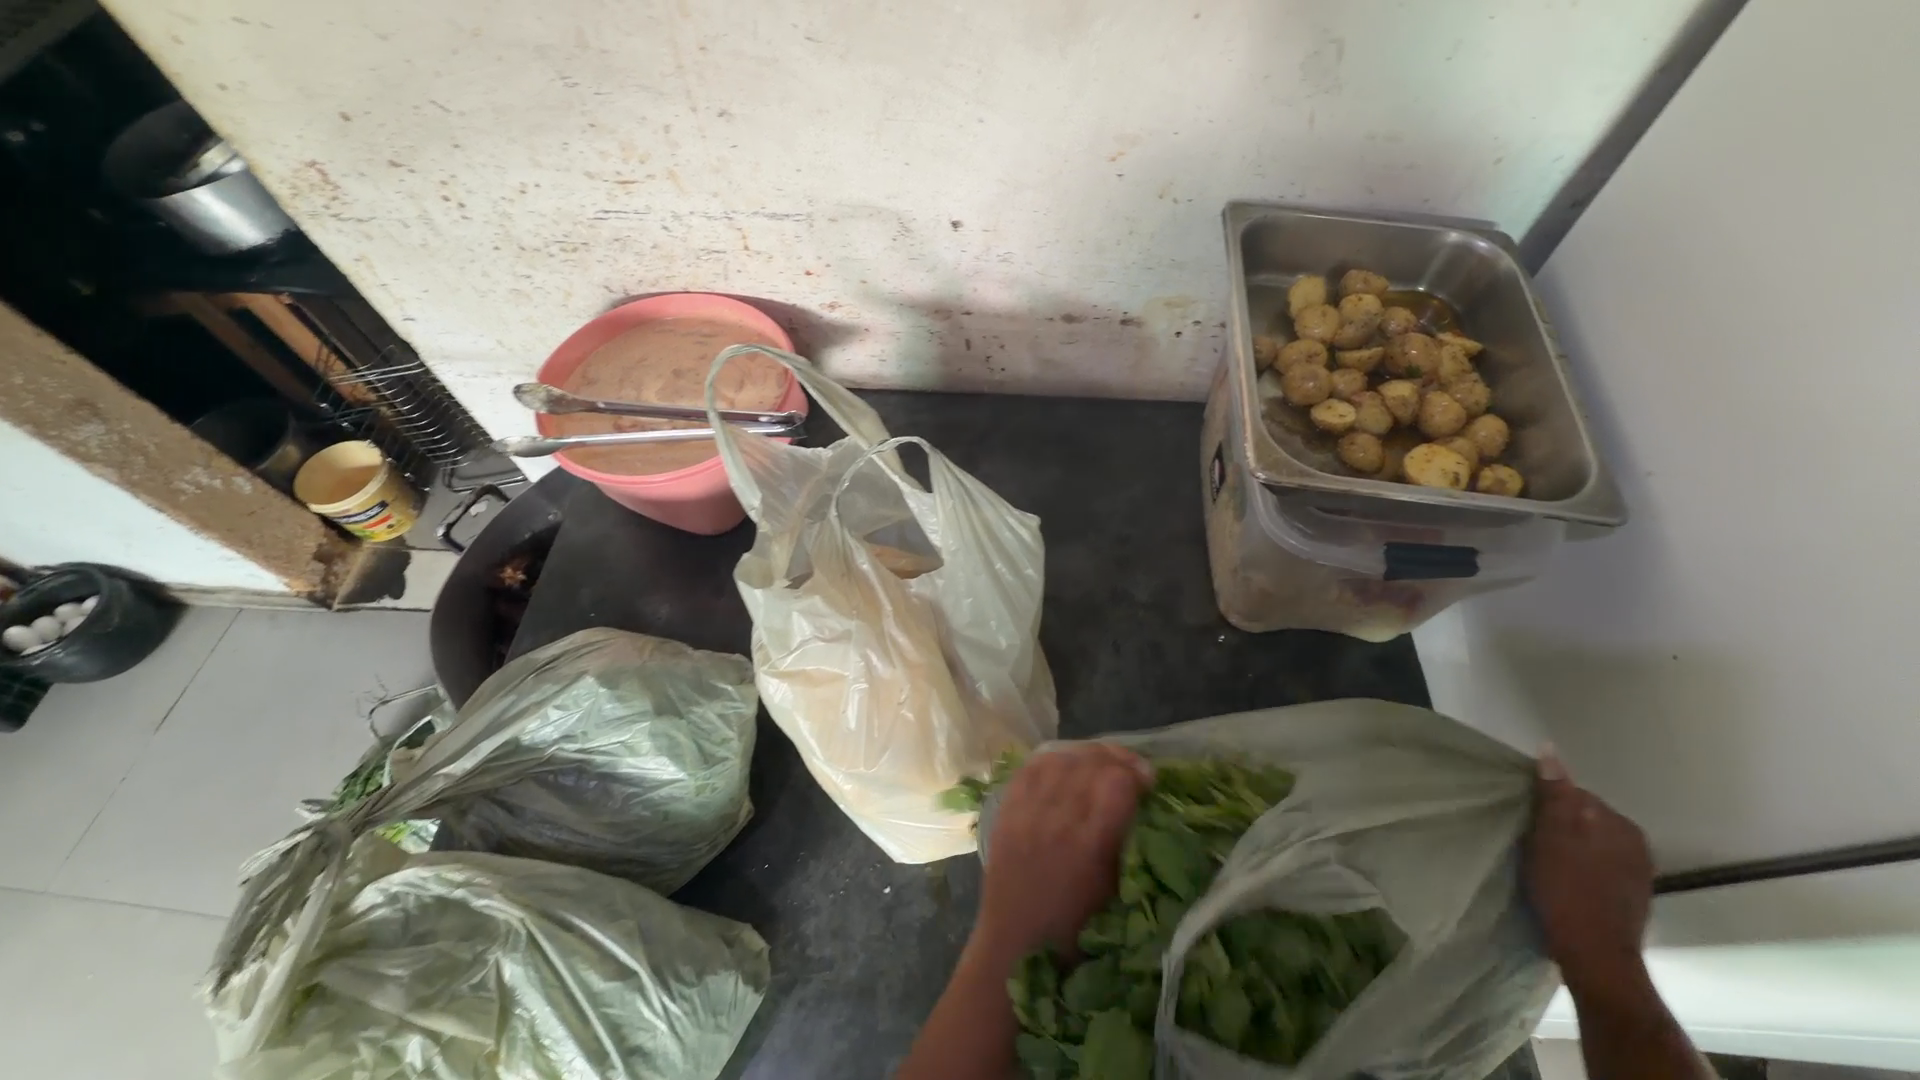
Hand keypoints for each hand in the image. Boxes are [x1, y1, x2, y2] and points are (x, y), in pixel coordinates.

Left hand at [975, 744, 1153, 959]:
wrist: (1015, 945)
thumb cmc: (1076, 929)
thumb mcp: (1116, 888)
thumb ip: (1127, 841)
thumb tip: (1142, 803)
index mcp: (1089, 844)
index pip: (1117, 783)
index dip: (1138, 774)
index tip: (1149, 782)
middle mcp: (1056, 820)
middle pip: (1090, 763)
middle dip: (1117, 759)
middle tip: (1130, 771)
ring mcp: (1026, 812)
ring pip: (1060, 758)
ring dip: (1086, 755)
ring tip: (1100, 764)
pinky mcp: (1006, 811)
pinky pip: (1029, 768)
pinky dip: (1052, 760)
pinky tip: (1066, 765)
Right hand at [1525, 751, 1653, 991]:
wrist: (1594, 954)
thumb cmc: (1565, 889)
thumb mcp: (1550, 836)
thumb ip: (1554, 794)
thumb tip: (1550, 751)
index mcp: (1618, 824)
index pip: (1576, 795)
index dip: (1547, 804)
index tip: (1526, 820)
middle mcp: (1636, 843)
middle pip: (1587, 819)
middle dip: (1562, 825)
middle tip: (1531, 842)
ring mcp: (1638, 872)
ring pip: (1595, 844)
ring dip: (1573, 848)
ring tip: (1547, 863)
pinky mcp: (1632, 897)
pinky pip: (1602, 868)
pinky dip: (1584, 869)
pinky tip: (1567, 883)